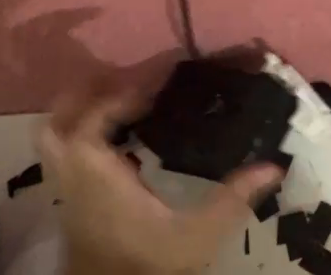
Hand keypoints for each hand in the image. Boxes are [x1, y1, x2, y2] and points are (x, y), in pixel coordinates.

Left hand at [39, 84, 282, 274]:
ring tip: (131, 98)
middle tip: (136, 78)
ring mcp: (68, 194)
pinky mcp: (73, 207)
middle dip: (92, 91)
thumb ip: (231, 200)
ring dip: (86, 109)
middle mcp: (74, 180)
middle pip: (58, 121)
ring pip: (56, 137)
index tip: (164, 75)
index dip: (125, 90)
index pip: (95, 118)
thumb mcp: (195, 240)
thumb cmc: (148, 271)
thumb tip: (273, 166)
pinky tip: (129, 136)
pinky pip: (69, 154)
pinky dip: (90, 133)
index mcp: (97, 179)